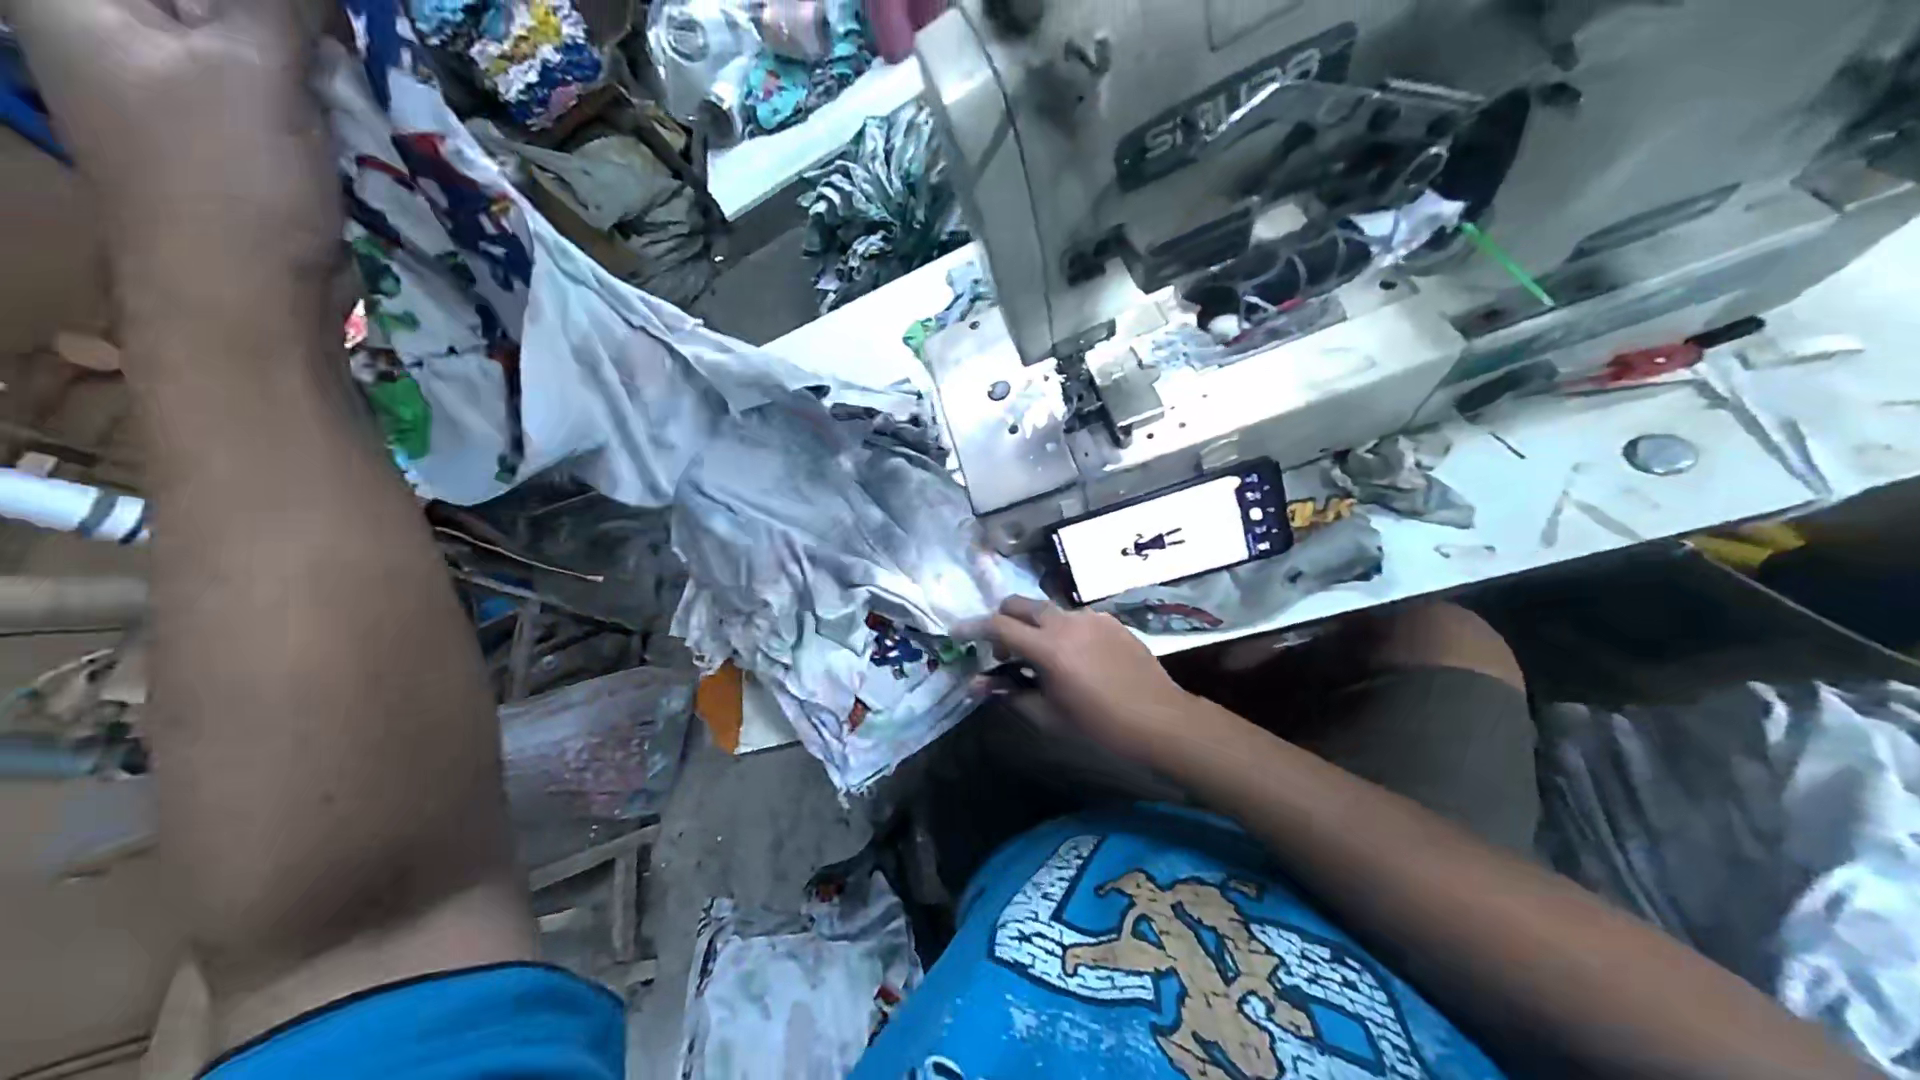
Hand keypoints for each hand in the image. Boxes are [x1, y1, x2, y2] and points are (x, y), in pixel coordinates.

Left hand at [7, 0, 342, 299]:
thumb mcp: (254, 68)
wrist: (253, 297)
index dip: (255, 1)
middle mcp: (116, 28)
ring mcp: (177, 82)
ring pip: (252, 32)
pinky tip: (342, 101)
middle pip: (214, 0)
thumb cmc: (231, 180)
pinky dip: (317, 87)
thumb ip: (280, 3)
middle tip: (326, 36)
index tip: (303, 16)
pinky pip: (278, 81)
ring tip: (340, 69)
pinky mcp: (232, 129)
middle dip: (287, 15)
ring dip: (308, 46)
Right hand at [976, 597, 1198, 764]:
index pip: (998, 626)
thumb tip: (976, 685)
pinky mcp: (1110, 620)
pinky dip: (1063, 631)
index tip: (958, 634)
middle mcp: (1066, 622)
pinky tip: (1077, 659)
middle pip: (1020, 604)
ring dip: (1034, 626)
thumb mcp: (1048, 715)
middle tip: (1006, 653)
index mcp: (1048, 647)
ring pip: (1048, 609)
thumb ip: (1009, 694)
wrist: (1159, 719)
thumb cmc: (1099, 725)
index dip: (973, 628)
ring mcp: (1091, 617)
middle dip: (1003, 620)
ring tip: (1045, 659)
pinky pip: (1075, 618)